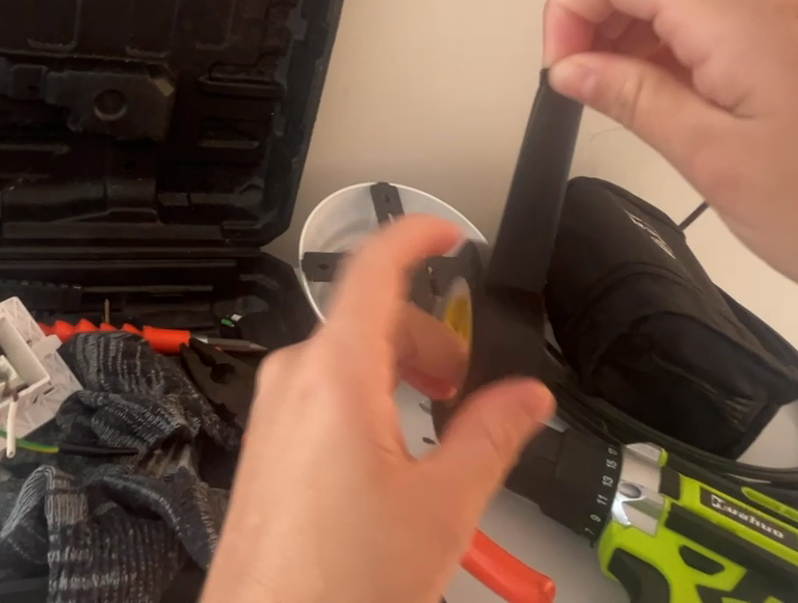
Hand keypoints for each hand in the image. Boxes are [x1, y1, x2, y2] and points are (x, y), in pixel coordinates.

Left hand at [202, 216, 553, 602]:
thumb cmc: (336, 583)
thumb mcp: (440, 509)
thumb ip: (489, 437)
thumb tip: (526, 396)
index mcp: (335, 373)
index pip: (373, 269)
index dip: (414, 236)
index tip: (446, 231)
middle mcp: (295, 374)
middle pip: (370, 316)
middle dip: (428, 339)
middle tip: (466, 386)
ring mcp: (277, 402)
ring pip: (347, 352)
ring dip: (400, 370)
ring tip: (436, 423)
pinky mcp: (271, 431)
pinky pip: (324, 384)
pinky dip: (368, 392)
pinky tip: (392, 447)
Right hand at [541, 0, 797, 330]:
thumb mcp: (718, 161)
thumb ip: (632, 98)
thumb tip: (568, 68)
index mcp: (745, 14)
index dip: (569, 9)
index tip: (564, 74)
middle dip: (594, 25)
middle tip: (589, 97)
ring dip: (635, 42)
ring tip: (634, 111)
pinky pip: (722, 23)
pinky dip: (678, 54)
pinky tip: (681, 109)